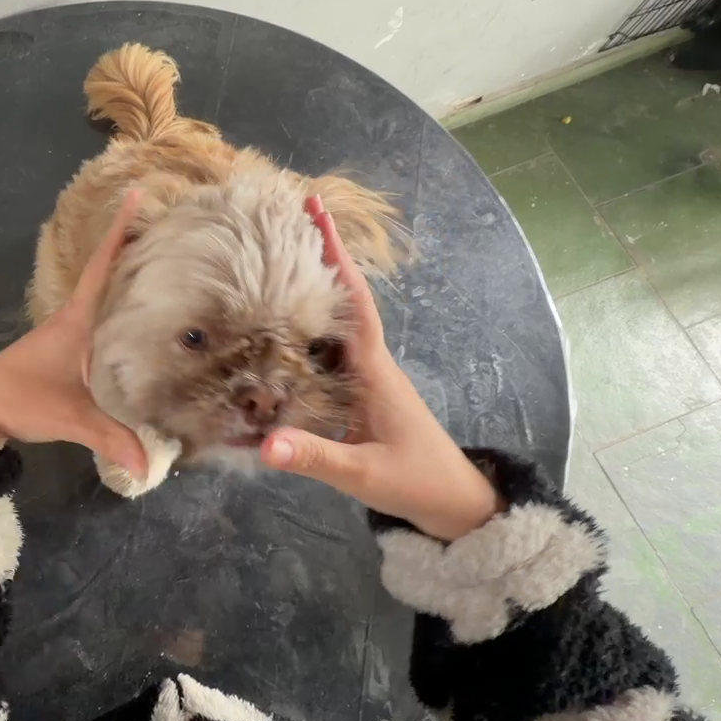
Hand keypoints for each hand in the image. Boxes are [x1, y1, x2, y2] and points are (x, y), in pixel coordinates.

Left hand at [0, 193, 149, 479]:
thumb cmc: (20, 400)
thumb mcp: (70, 418)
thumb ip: (110, 438)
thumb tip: (148, 466)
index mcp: (74, 320)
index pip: (102, 266)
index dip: (120, 231)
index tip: (138, 196)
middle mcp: (71, 319)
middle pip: (106, 273)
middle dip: (132, 248)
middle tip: (167, 229)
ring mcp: (64, 335)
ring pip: (101, 296)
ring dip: (123, 278)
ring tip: (159, 268)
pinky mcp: (61, 352)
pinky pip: (96, 319)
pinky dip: (115, 308)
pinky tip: (132, 322)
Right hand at [259, 196, 502, 540]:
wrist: (456, 507)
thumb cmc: (418, 483)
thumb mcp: (364, 473)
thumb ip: (316, 457)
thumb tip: (264, 445)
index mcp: (374, 370)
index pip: (354, 302)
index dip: (336, 256)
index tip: (315, 213)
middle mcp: (367, 365)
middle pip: (339, 302)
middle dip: (314, 263)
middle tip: (275, 231)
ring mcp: (362, 380)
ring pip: (330, 328)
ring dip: (305, 297)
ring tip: (266, 272)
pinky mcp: (355, 396)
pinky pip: (324, 355)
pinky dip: (301, 335)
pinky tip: (274, 336)